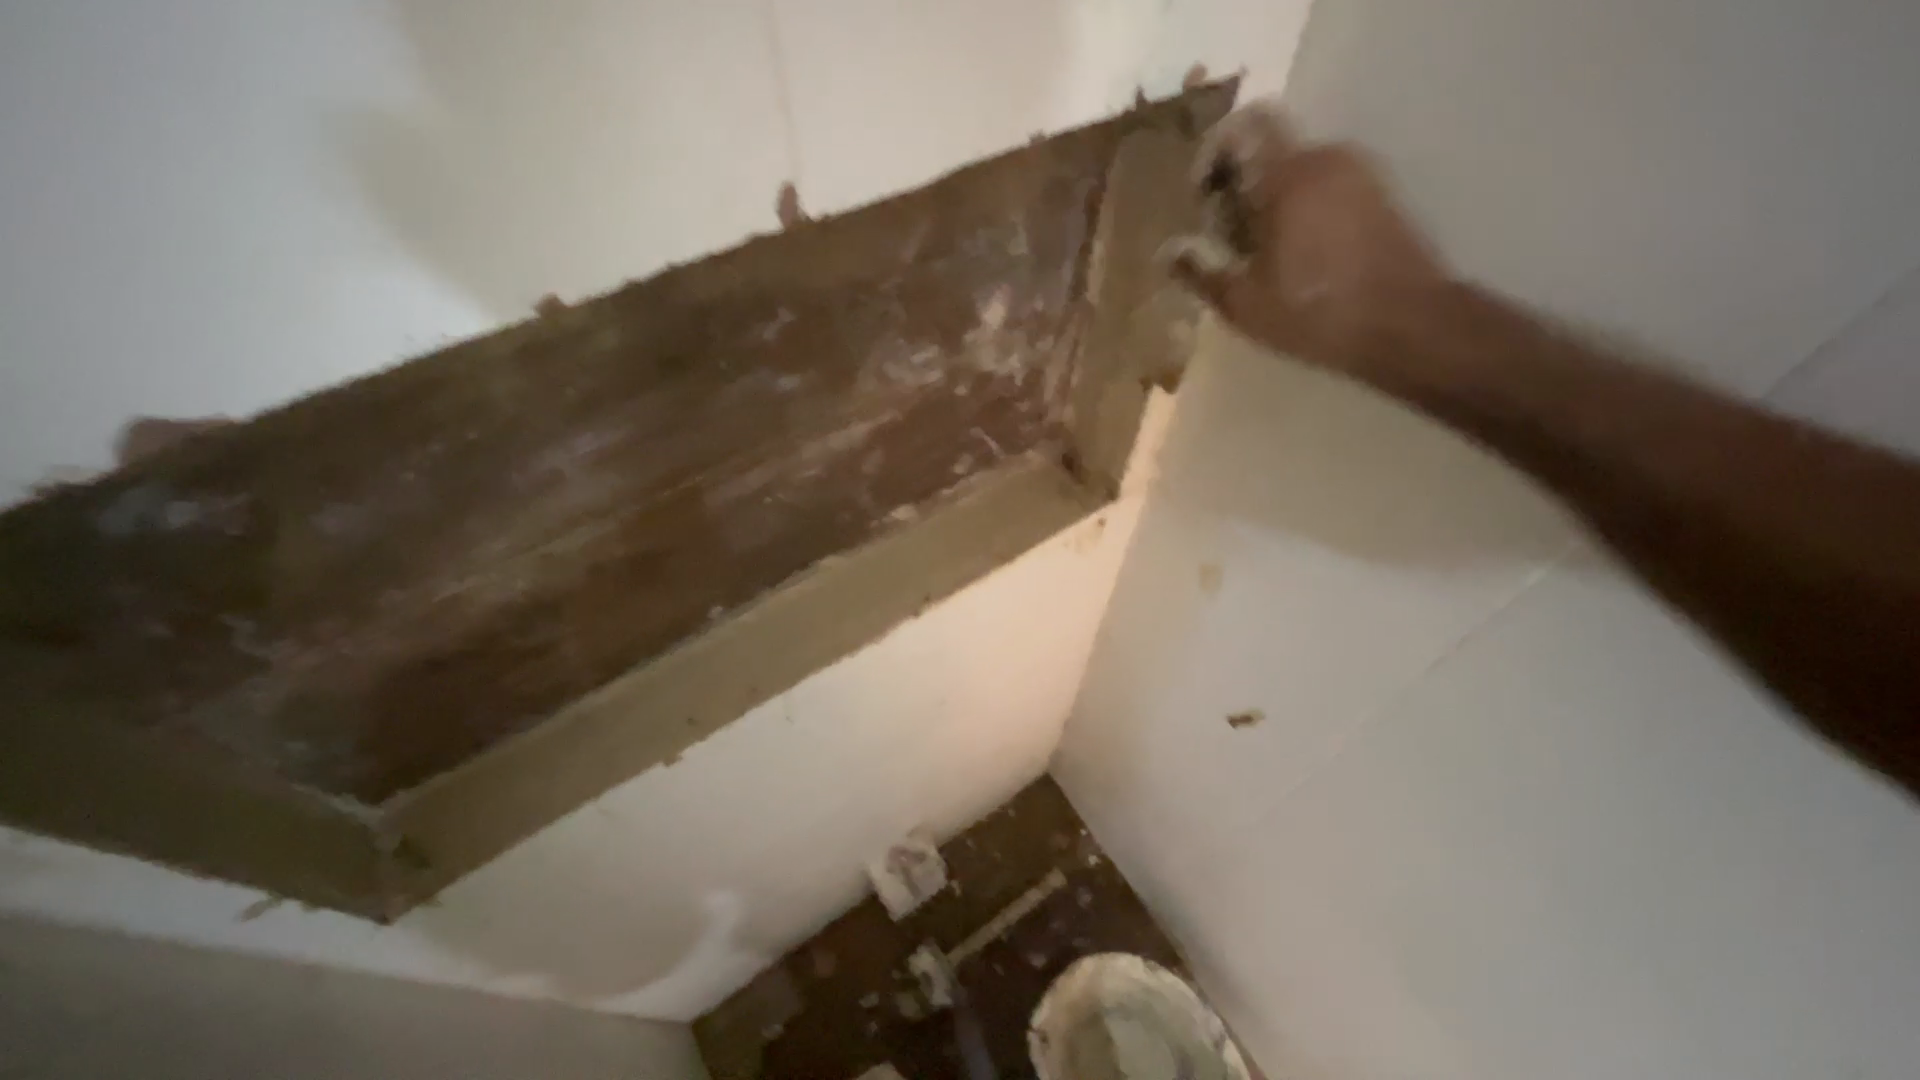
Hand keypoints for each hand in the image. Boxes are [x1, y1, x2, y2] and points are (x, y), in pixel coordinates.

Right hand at [1166, 101, 1447, 374]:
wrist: (1409, 326)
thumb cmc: (1317, 312)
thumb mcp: (1245, 303)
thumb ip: (1201, 272)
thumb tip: (1169, 252)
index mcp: (1289, 174)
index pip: (1245, 126)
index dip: (1214, 153)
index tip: (1203, 199)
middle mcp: (1327, 159)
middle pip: (1269, 152)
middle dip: (1240, 187)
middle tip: (1226, 238)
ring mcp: (1361, 175)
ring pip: (1299, 172)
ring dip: (1272, 203)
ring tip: (1260, 255)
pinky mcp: (1382, 198)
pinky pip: (1327, 189)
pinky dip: (1303, 211)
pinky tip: (1299, 260)